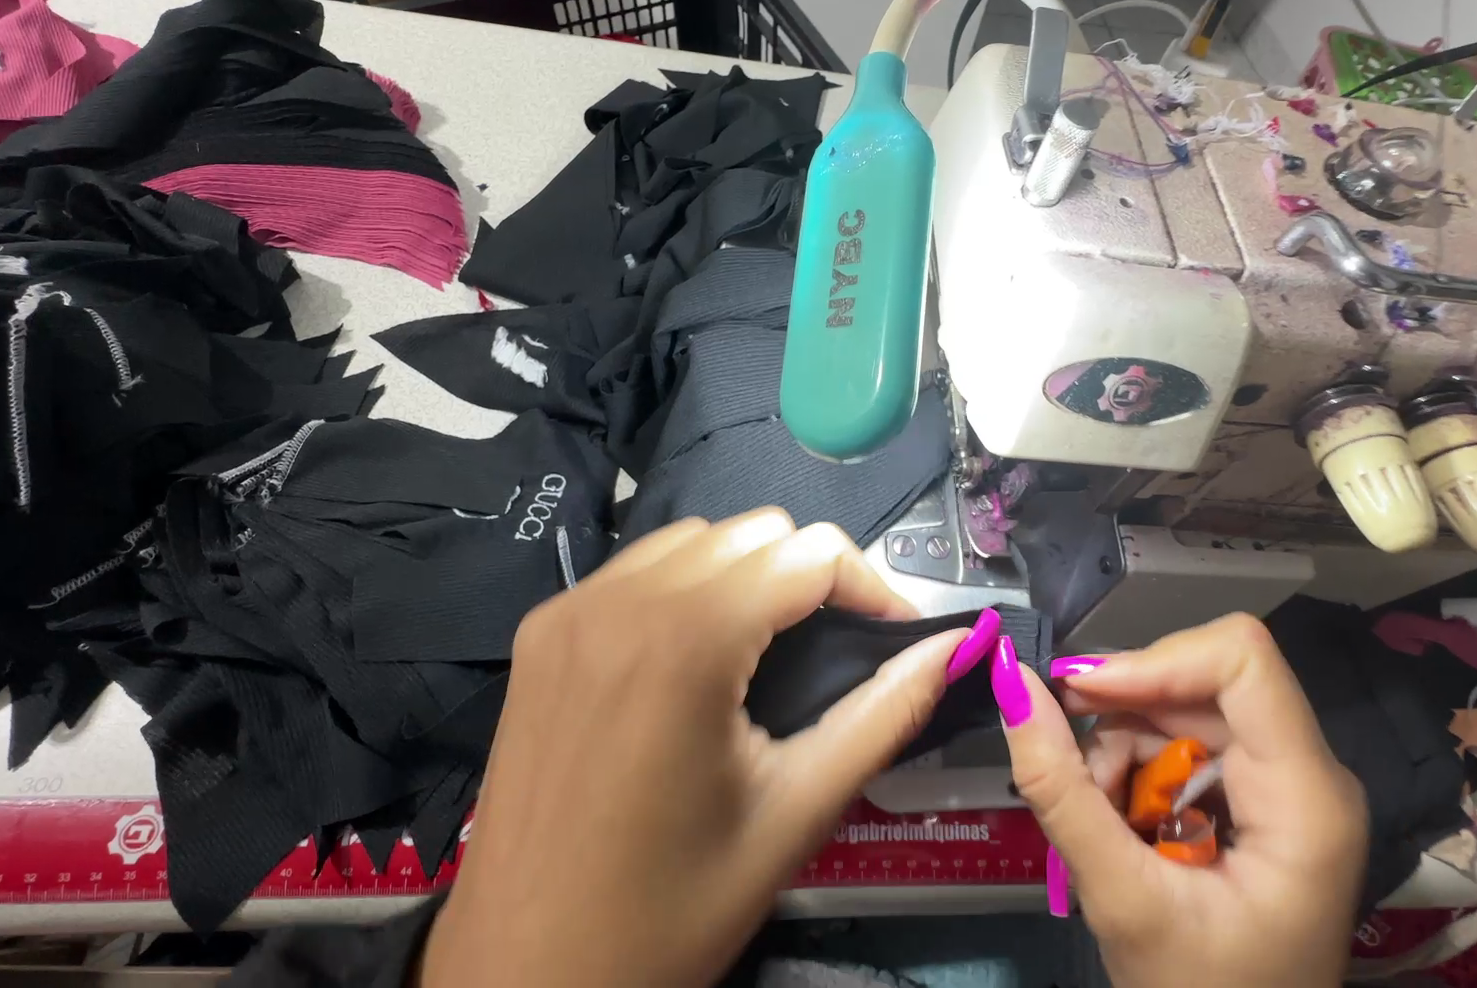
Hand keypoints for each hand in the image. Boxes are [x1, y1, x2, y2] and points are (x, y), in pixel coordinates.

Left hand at [420, 509, 979, 987]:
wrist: (521, 973)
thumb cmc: (670, 909)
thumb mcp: (795, 812)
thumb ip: (885, 714)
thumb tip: (955, 647)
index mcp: (687, 638)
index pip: (811, 553)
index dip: (872, 584)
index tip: (898, 634)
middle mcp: (621, 597)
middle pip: (756, 533)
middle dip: (813, 575)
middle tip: (837, 648)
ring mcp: (572, 607)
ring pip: (696, 539)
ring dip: (750, 572)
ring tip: (772, 646)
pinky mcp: (543, 629)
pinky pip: (639, 568)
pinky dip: (689, 583)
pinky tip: (698, 651)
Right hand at [992, 614, 1368, 987]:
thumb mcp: (1120, 898)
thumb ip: (1060, 789)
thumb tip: (1011, 683)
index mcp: (1305, 798)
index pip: (1241, 661)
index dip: (1154, 658)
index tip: (1078, 693)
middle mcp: (1306, 770)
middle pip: (1203, 678)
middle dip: (1121, 706)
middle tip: (1056, 740)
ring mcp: (1283, 778)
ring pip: (1181, 702)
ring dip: (1118, 740)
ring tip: (1094, 809)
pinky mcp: (1255, 791)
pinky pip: (1180, 733)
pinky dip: (1131, 760)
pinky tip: (1115, 813)